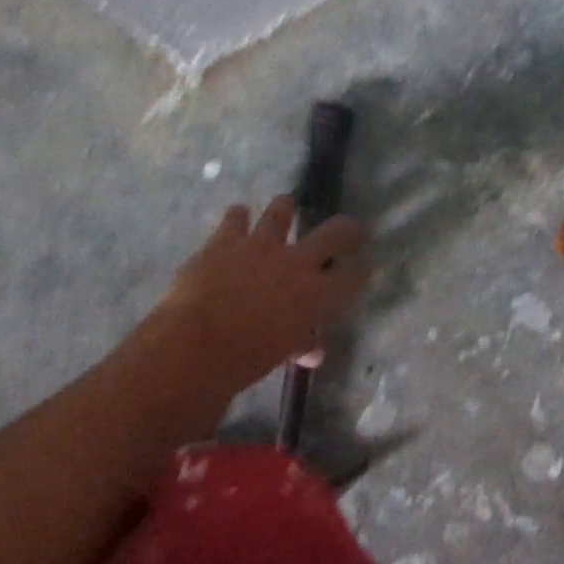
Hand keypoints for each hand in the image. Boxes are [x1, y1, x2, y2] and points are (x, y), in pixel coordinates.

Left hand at [159, 197, 369, 385]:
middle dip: (348, 229)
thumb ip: (300, 346)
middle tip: (351, 227)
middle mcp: (296, 263)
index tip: (367, 269)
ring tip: (286, 206)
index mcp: (317, 294)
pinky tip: (238, 215)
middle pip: (334, 233)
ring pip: (281, 211)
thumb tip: (312, 352)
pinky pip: (235, 218)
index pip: (353, 278)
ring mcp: (260, 246)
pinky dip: (238, 216)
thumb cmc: (247, 358)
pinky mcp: (225, 241)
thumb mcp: (282, 354)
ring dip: (285, 209)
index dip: (363, 272)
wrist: (196, 342)